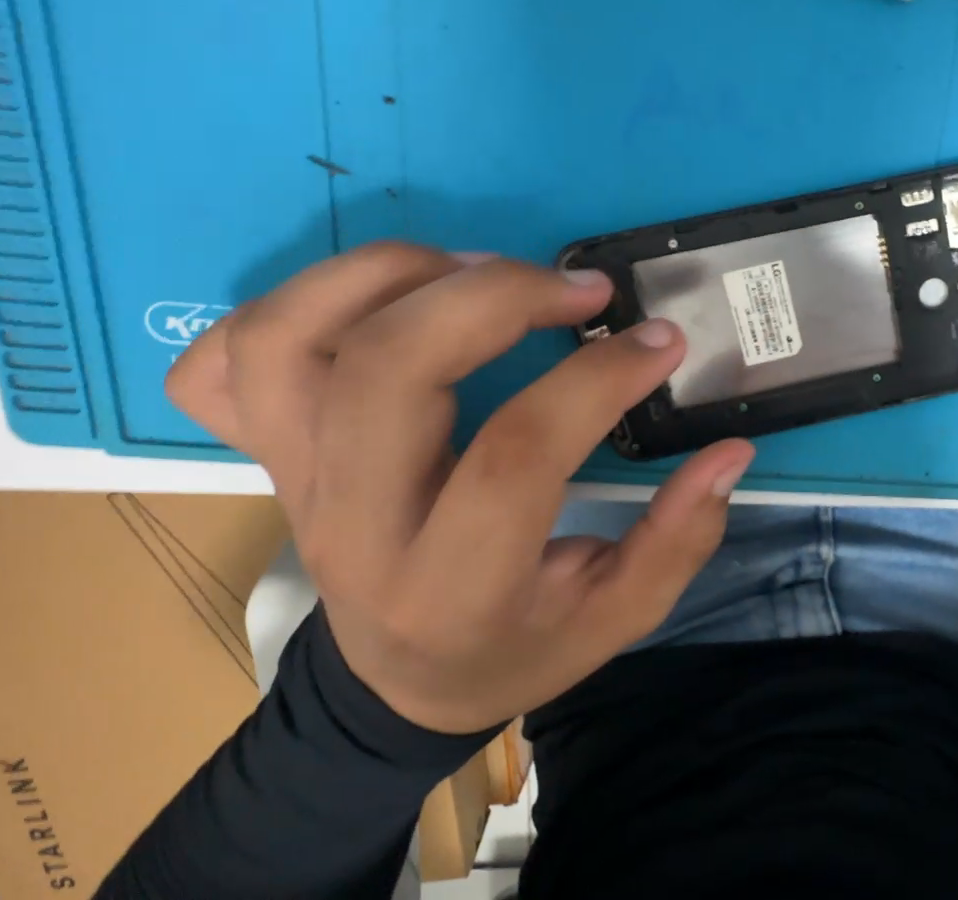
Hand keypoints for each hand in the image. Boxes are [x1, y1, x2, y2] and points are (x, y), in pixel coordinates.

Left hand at [166, 242, 755, 733]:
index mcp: (453, 582)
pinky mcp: (267, 455)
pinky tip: (384, 305)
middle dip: (495, 297)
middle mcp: (356, 525)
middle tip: (577, 288)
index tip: (659, 343)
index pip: (517, 453)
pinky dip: (296, 304)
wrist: (396, 686)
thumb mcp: (617, 616)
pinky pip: (227, 359)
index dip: (597, 379)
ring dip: (390, 273)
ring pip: (288, 339)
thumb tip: (730, 451)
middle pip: (387, 371)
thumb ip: (678, 538)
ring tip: (481, 271)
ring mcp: (297, 482)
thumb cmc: (517, 646)